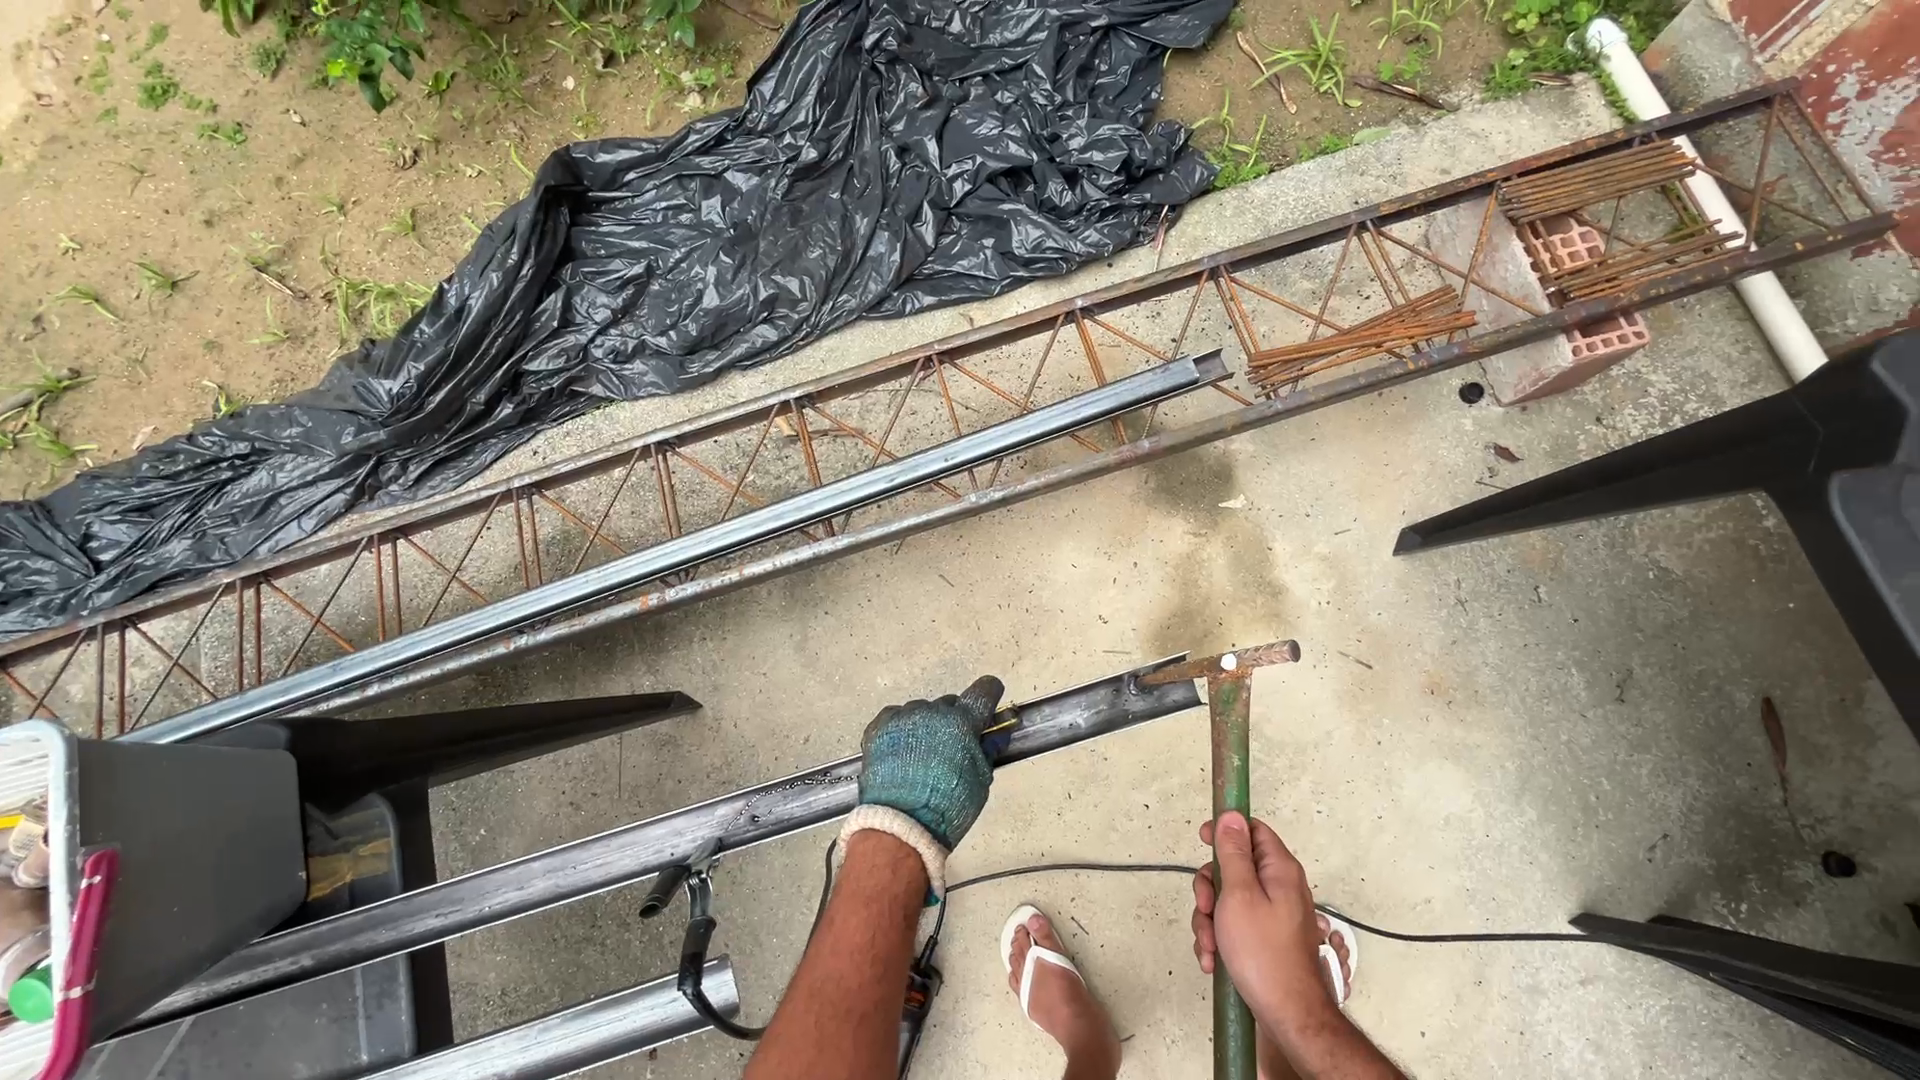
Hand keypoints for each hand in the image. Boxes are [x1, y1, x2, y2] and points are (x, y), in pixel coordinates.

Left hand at [856, 676, 1003, 849]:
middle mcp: (933, 713)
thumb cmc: (947, 807)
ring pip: (921, 712)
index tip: (988, 698)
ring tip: (921, 757)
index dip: (989, 694)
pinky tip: (901, 753)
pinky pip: (895, 718)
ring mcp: (904, 718)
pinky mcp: (879, 728)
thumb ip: (988, 750)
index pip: (983, 691)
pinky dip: (900, 730)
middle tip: (950, 748)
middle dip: (953, 721)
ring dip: (925, 726)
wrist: (900, 824)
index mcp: (962, 722)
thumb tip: (996, 733)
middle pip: (949, 705)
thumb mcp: (980, 781)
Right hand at [1190, 812, 1332, 1032]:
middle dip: (1209, 889)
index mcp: (1279, 869)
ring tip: (1209, 946)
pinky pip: (1232, 925)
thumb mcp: (1239, 894)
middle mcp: (1279, 887)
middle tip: (1205, 909)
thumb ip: (1233, 853)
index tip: (1202, 840)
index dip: (1226, 830)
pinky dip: (1218, 938)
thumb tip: (1231, 815)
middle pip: (1233, 867)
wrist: (1287, 1013)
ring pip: (1227, 899)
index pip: (1253, 830)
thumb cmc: (1262, 950)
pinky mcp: (1264, 938)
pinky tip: (1213, 959)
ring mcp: (1272, 914)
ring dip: (1209, 920)